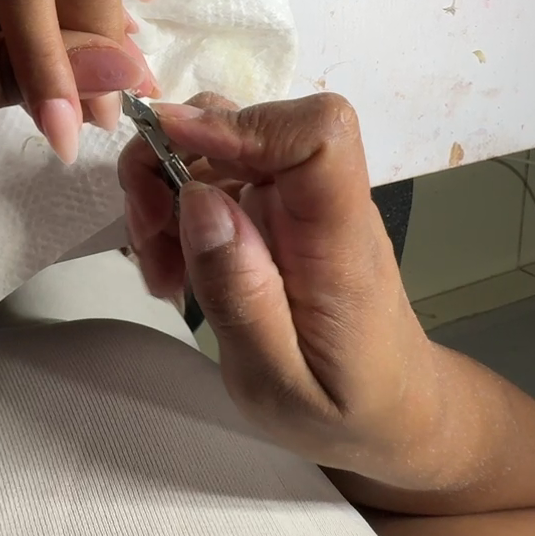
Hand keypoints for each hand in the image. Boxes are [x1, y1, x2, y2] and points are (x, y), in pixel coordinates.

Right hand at [120, 93, 440, 488]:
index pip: (317, 133)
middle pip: (237, 121)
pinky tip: (168, 267)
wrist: (388, 414)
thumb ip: (242, 296)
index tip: (170, 150)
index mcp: (338, 235)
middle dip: (164, 160)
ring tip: (158, 268)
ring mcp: (283, 197)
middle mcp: (311, 198)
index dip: (240, 123)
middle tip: (146, 233)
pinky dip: (164, 213)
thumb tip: (199, 197)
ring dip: (156, 193)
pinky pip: (195, 178)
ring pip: (202, 146)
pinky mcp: (258, 205)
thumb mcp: (282, 385)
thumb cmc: (347, 409)